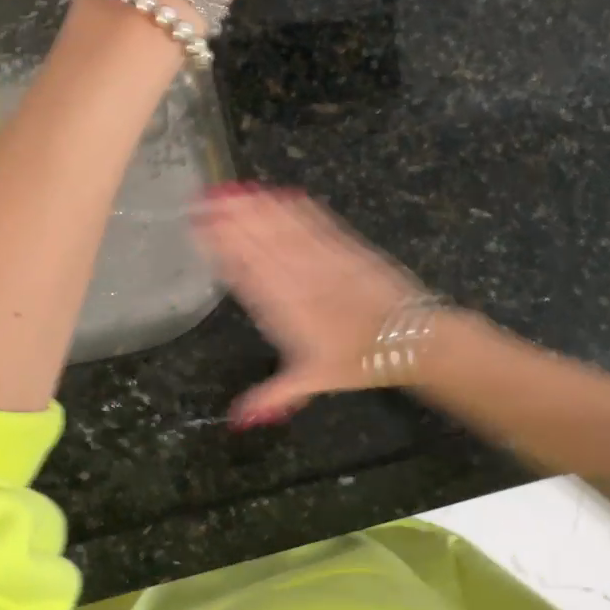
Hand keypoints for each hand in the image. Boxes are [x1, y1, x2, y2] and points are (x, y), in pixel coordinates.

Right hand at [194, 184, 427, 425]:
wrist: (407, 340)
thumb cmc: (357, 362)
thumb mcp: (313, 380)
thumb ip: (274, 394)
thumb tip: (239, 419)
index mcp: (286, 311)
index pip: (248, 275)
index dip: (224, 250)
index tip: (203, 228)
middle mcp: (301, 282)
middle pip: (262, 246)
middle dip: (234, 221)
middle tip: (208, 198)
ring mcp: (325, 262)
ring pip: (287, 231)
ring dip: (261, 210)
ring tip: (236, 190)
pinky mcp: (348, 248)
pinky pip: (319, 224)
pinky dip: (301, 209)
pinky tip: (285, 194)